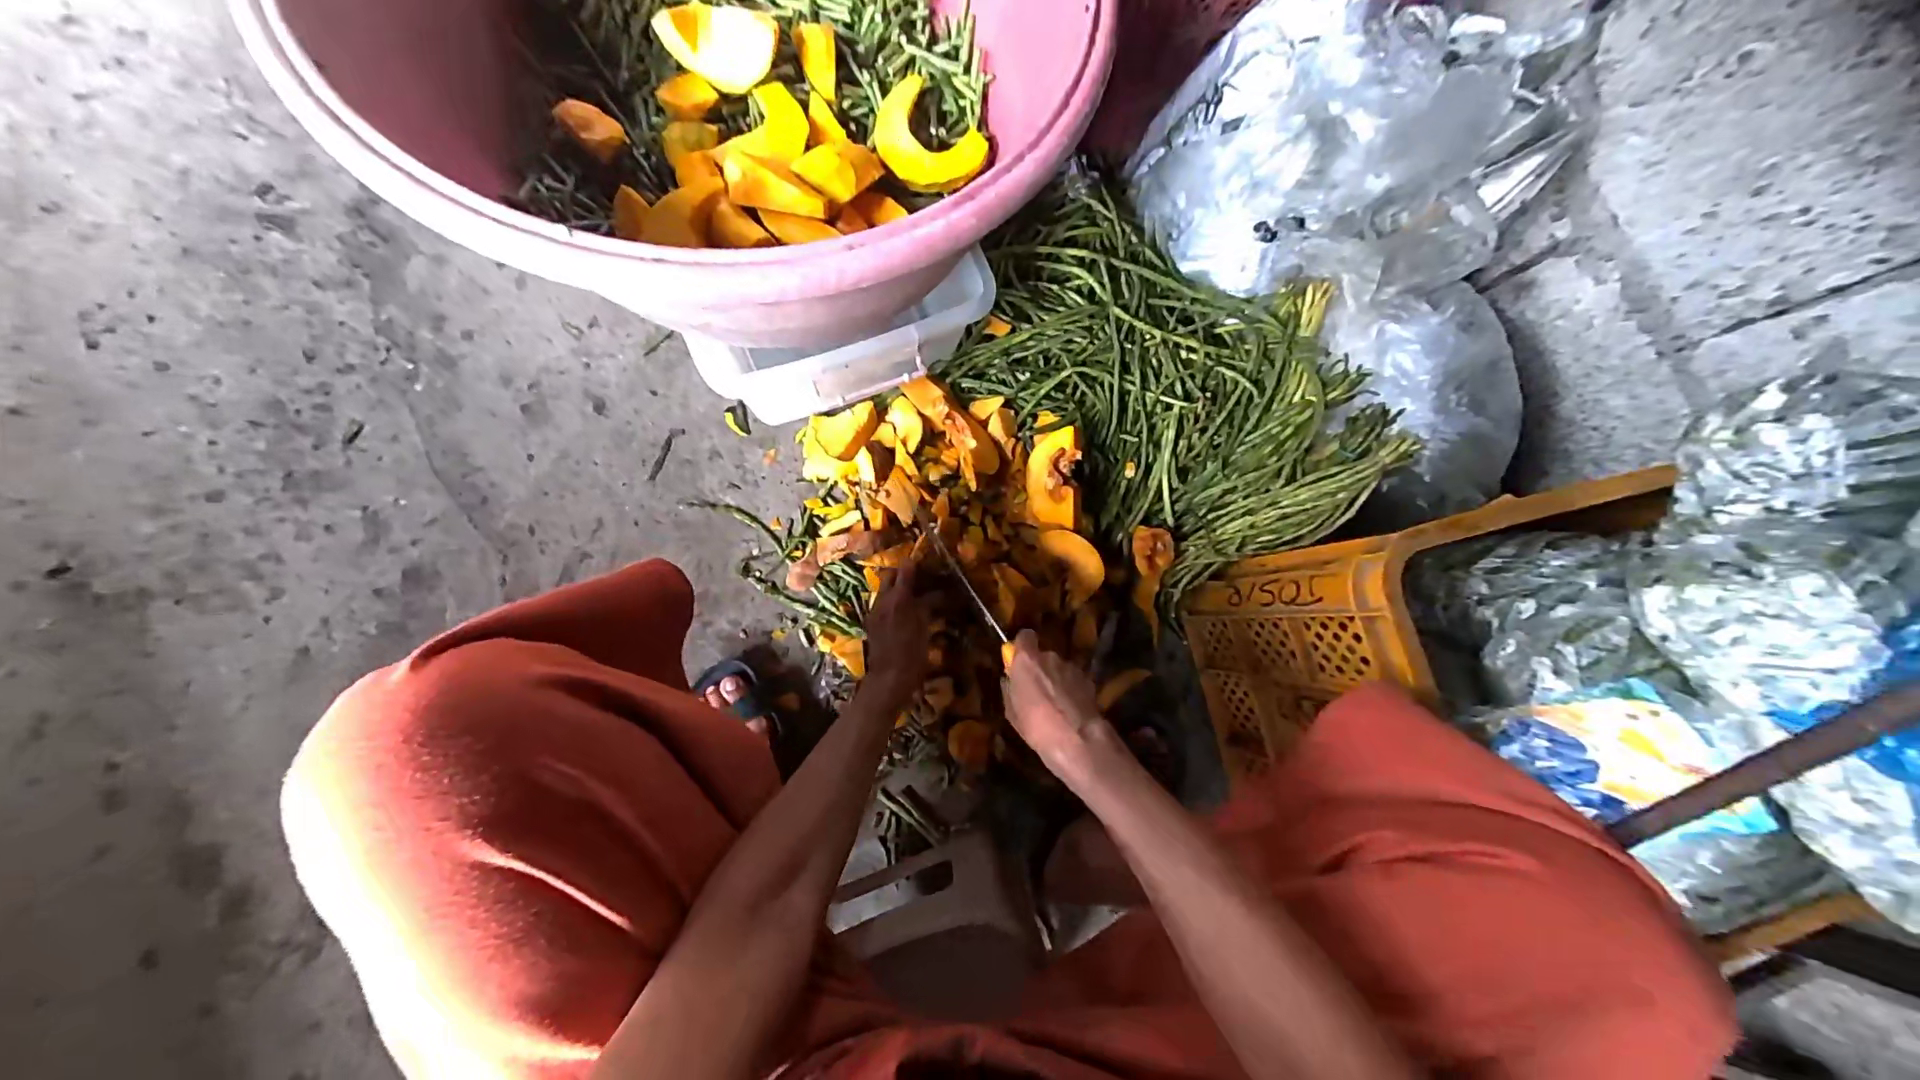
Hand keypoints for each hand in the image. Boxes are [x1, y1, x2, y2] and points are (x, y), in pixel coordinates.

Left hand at [857, 559, 932, 712]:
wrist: (889, 682)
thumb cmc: (910, 656)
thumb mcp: (922, 627)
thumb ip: (924, 602)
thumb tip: (928, 582)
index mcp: (896, 600)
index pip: (904, 570)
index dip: (916, 564)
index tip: (931, 562)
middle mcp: (883, 603)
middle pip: (892, 578)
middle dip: (907, 575)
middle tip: (926, 579)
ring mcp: (877, 615)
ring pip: (889, 593)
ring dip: (904, 590)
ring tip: (922, 596)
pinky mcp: (875, 627)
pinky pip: (887, 607)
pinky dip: (899, 605)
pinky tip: (913, 614)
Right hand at [1003, 630, 1121, 786]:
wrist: (1077, 740)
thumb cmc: (1036, 726)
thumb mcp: (1012, 711)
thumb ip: (1010, 688)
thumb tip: (1011, 679)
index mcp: (1027, 660)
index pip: (1024, 636)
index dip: (1022, 647)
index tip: (1019, 662)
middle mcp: (1051, 657)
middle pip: (1043, 656)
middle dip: (1040, 669)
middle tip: (1037, 691)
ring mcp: (1072, 668)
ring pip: (1060, 669)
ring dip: (1057, 680)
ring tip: (1056, 705)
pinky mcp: (1088, 681)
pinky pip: (1074, 680)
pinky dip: (1071, 690)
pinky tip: (1071, 710)